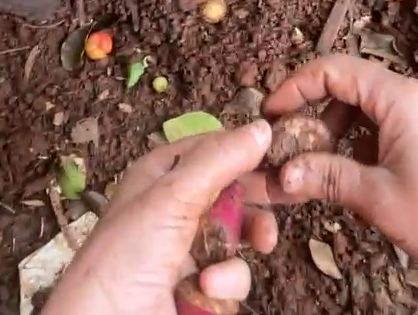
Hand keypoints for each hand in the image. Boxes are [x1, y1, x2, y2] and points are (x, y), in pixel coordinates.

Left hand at [40, 120, 279, 314]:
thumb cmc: (127, 257)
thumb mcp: (172, 198)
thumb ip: (219, 161)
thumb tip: (263, 127)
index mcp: (163, 173)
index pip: (216, 147)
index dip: (248, 148)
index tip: (285, 149)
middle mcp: (176, 206)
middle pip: (233, 190)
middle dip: (258, 197)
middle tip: (290, 193)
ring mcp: (188, 250)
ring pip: (238, 235)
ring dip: (239, 247)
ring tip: (255, 249)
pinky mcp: (198, 289)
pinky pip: (231, 276)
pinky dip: (224, 284)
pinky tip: (204, 290)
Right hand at [259, 56, 417, 301]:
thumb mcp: (378, 200)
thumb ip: (326, 177)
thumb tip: (280, 173)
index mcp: (399, 97)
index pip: (333, 69)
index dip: (295, 87)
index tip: (269, 115)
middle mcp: (412, 94)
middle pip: (346, 85)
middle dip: (311, 112)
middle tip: (285, 147)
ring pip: (363, 107)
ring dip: (333, 131)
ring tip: (313, 168)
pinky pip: (382, 124)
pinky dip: (358, 142)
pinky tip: (348, 175)